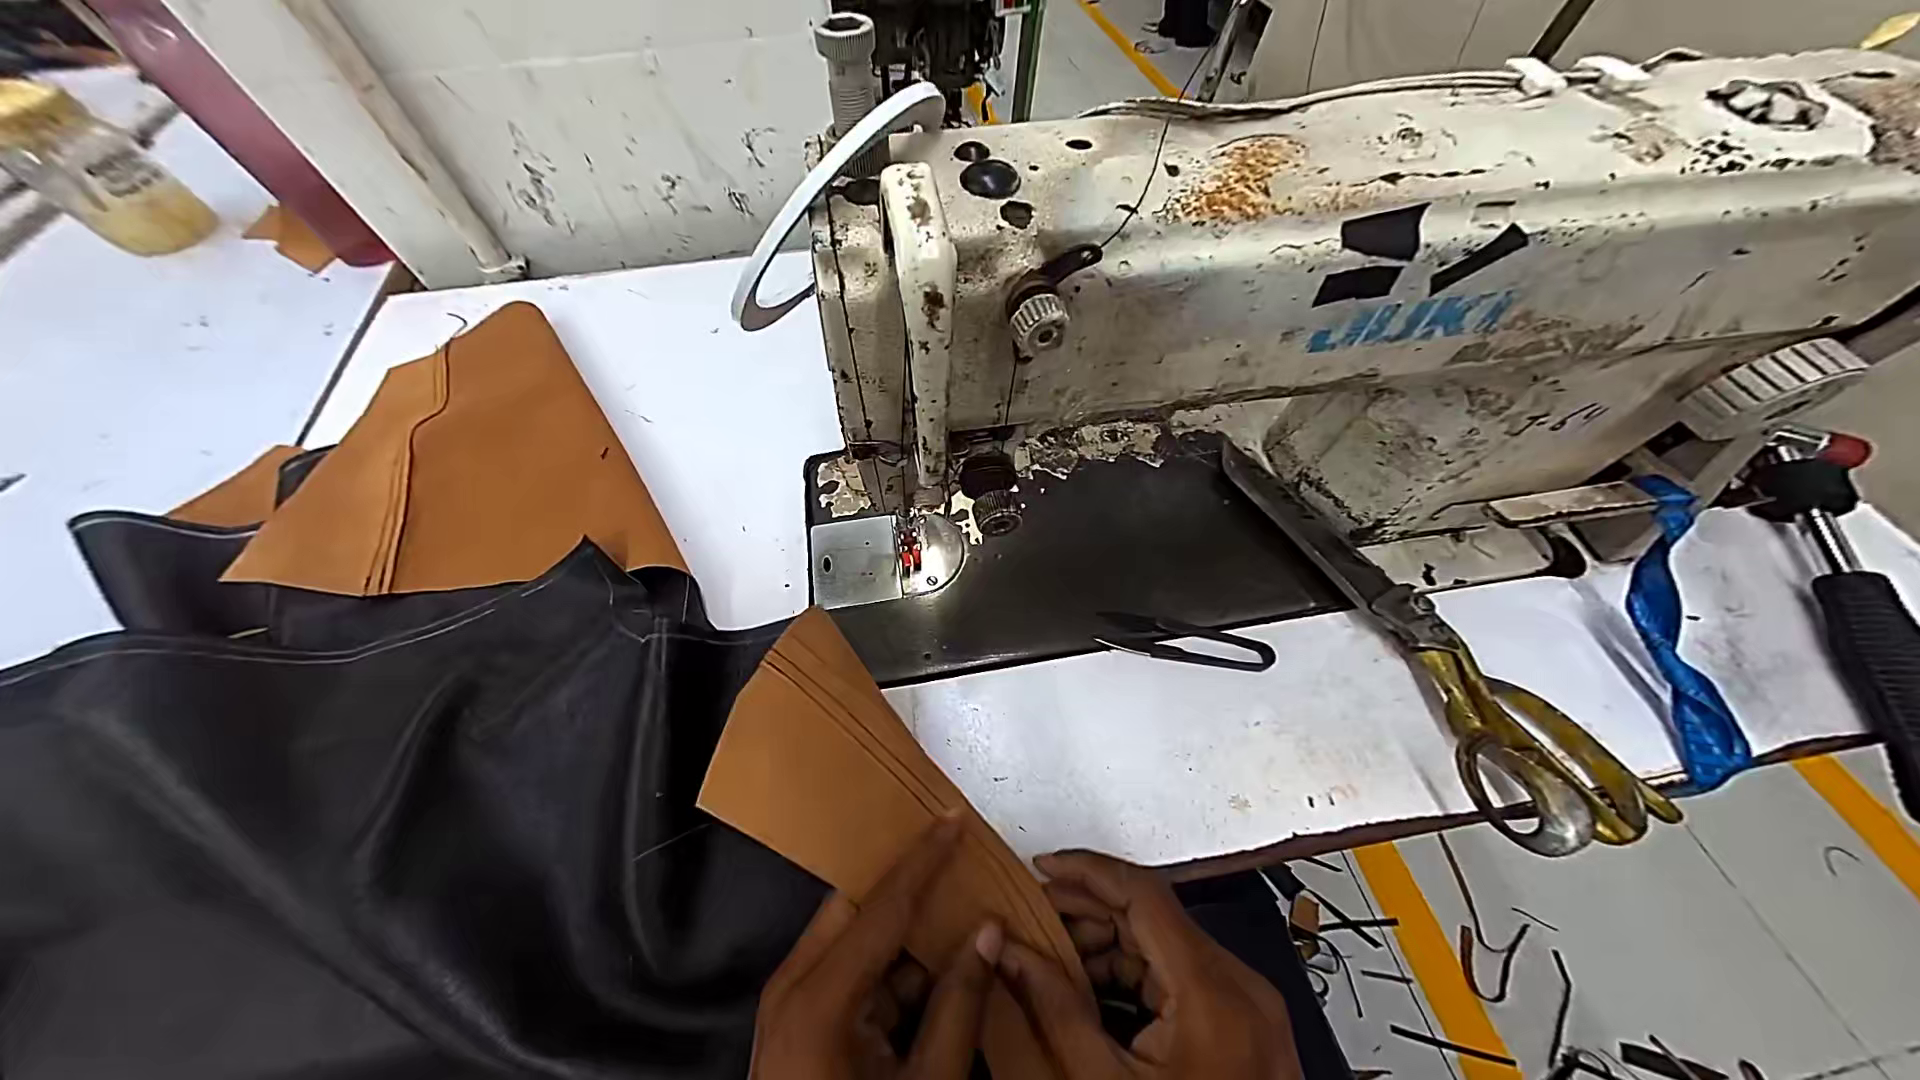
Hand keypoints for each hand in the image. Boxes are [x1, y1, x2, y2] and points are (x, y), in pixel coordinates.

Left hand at [752, 816, 1001, 1079]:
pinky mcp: (800, 1019)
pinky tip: (934, 973)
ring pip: (858, 939)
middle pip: (862, 911)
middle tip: (960, 864)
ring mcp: (792, 1003)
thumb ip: (960, 1003)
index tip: (951, 818)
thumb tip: (987, 934)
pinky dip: (893, 968)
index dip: (924, 858)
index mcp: (819, 999)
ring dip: (908, 934)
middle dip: (914, 890)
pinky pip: (852, 970)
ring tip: (958, 921)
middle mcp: (796, 986)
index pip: (883, 905)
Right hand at [998, 851, 1302, 1079]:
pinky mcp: (1240, 1021)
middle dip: (1087, 909)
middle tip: (1037, 917)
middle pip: (1151, 914)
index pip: (1142, 893)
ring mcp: (1245, 1005)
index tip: (1046, 864)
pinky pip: (1177, 971)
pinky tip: (1091, 985)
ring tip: (1056, 957)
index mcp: (1213, 994)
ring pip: (1162, 940)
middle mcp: (1239, 987)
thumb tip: (1011, 952)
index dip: (1086, 869)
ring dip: (1105, 940)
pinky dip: (1130, 970)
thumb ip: (1054, 1009)